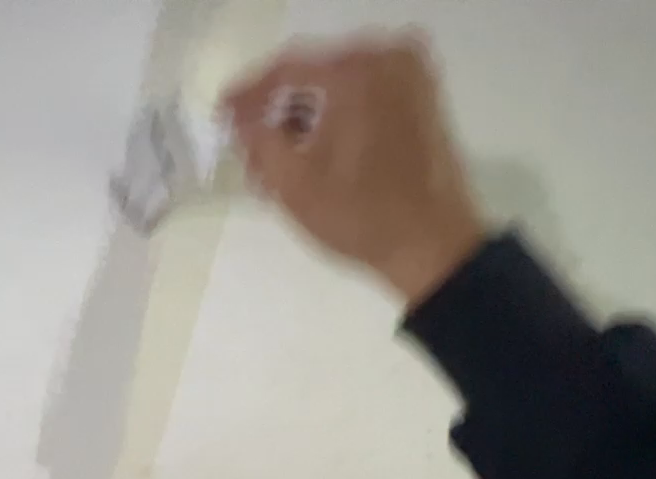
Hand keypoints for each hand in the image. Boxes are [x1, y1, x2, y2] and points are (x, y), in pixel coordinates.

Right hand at [223, 34, 485, 306]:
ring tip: (279, 164)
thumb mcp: (294, 186)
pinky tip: (314, 155)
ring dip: (304, 121)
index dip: (247, 95)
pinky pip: (364, 97)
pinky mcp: (423, 97)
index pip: (285, 70)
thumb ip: (257, 142)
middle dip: (277, 114)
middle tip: (250, 150)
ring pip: (337, 89)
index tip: (222, 116)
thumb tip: (238, 119)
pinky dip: (335, 121)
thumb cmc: (360, 219)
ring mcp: (411, 74)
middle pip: (312, 77)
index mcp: (355, 71)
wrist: (432, 245)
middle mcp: (387, 56)